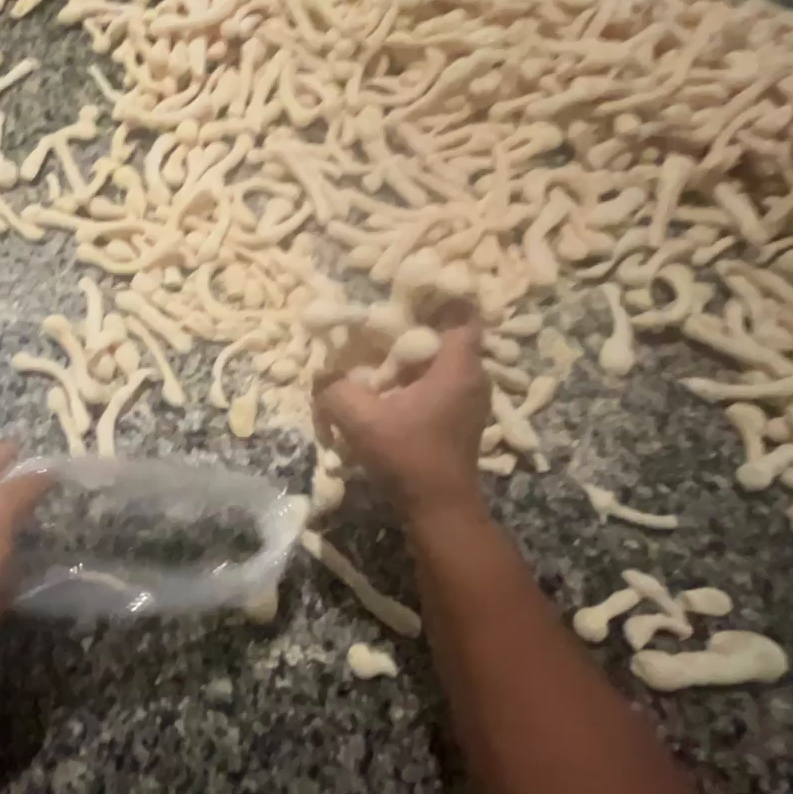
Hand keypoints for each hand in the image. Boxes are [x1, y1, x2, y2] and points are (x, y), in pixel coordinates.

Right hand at [318, 311, 489, 523]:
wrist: (438, 508)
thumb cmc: (407, 457)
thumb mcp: (360, 418)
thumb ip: (335, 387)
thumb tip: (321, 371)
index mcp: (457, 370)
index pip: (462, 314)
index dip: (438, 293)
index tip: (405, 285)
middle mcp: (471, 378)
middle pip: (448, 333)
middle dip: (414, 320)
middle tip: (377, 314)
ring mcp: (468, 399)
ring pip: (441, 357)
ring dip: (412, 349)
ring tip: (375, 345)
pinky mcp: (456, 415)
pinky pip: (437, 378)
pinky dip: (414, 372)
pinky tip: (384, 380)